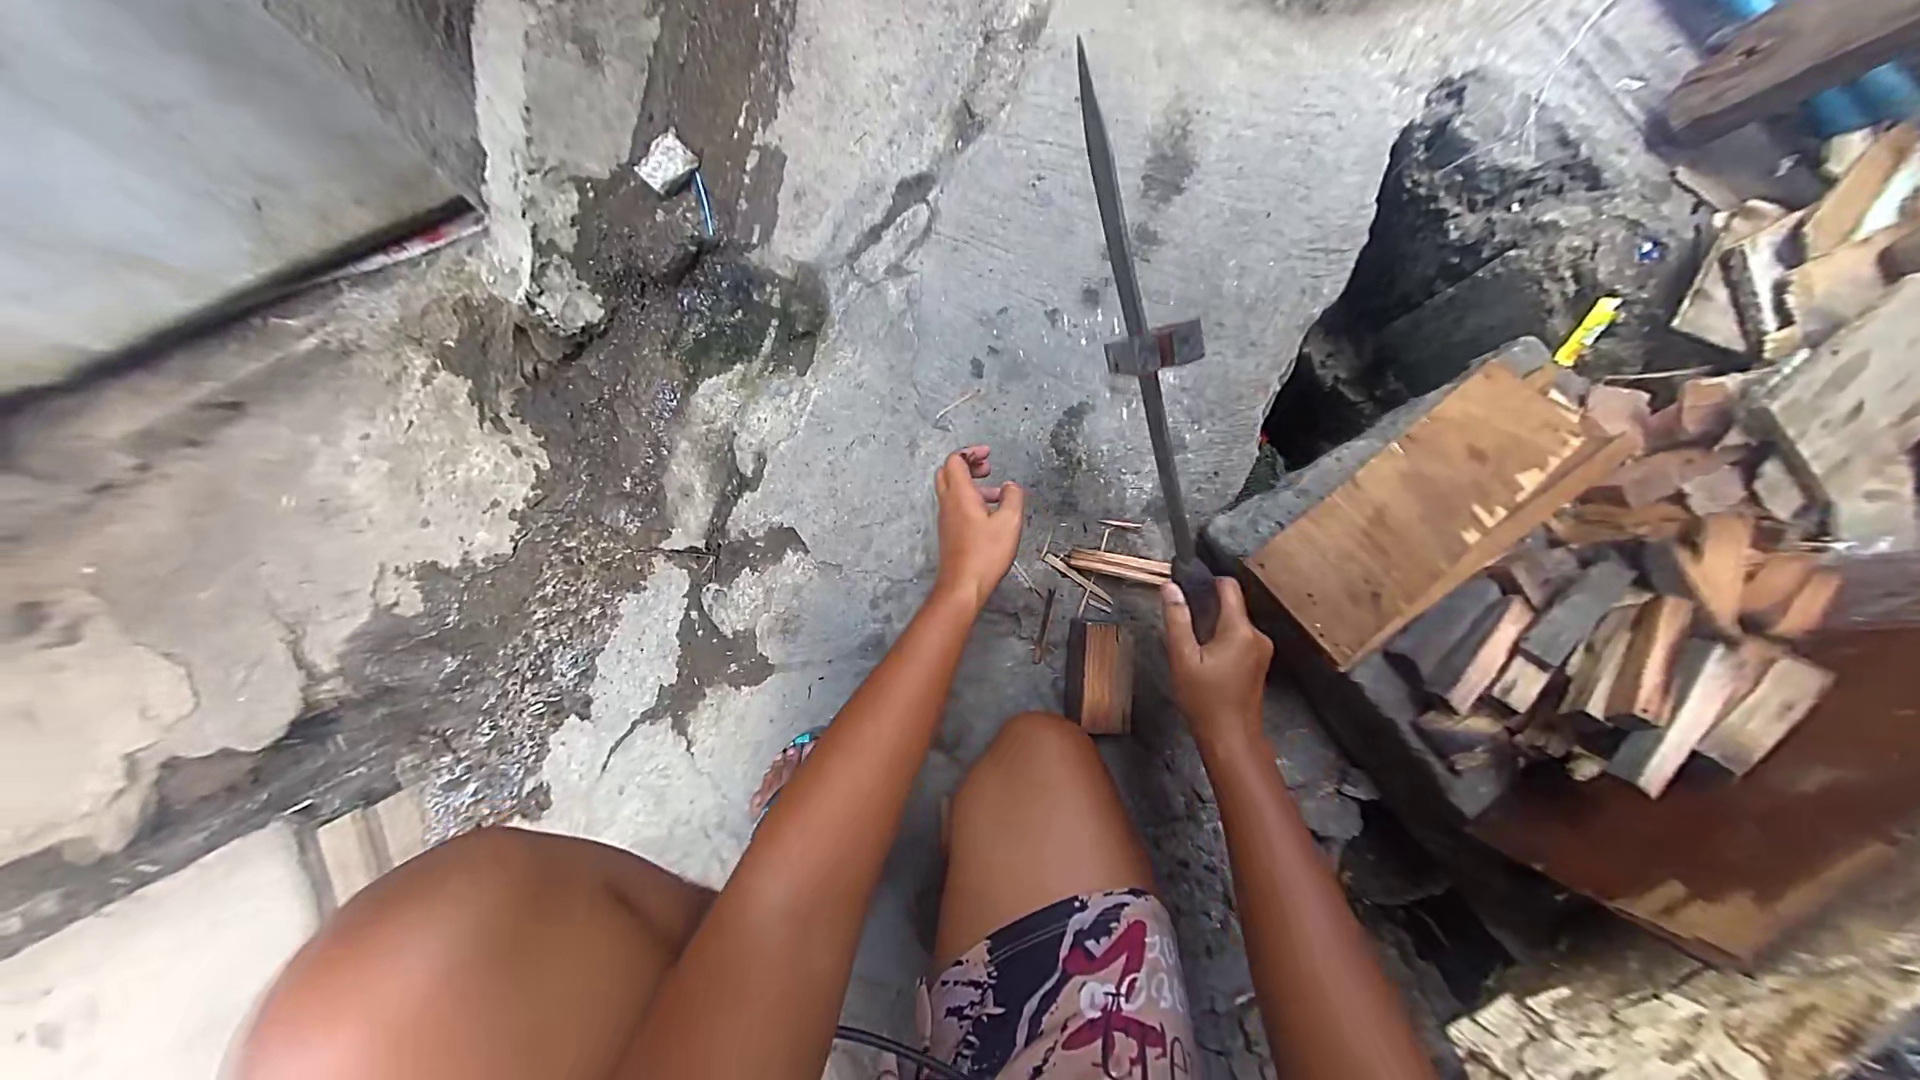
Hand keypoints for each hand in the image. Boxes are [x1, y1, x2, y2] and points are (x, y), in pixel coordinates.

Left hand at [933, 446, 1024, 608]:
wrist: (962, 585)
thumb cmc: (984, 555)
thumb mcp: (1010, 522)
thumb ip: (1013, 497)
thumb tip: (1011, 487)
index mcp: (960, 494)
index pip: (955, 460)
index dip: (971, 452)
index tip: (987, 454)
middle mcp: (948, 504)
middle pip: (948, 472)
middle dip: (967, 464)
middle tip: (987, 467)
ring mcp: (946, 519)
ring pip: (952, 490)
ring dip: (971, 484)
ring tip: (995, 492)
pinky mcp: (950, 532)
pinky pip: (956, 506)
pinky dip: (970, 500)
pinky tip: (989, 514)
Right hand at [1162, 576, 1273, 753]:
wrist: (1231, 737)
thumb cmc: (1204, 700)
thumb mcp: (1182, 657)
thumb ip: (1177, 619)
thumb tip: (1170, 587)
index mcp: (1240, 630)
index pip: (1228, 586)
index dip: (1207, 580)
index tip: (1185, 586)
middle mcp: (1257, 635)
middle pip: (1230, 605)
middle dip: (1205, 607)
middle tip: (1180, 622)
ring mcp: (1261, 650)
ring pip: (1233, 622)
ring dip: (1212, 625)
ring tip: (1189, 645)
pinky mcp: (1258, 662)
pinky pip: (1238, 638)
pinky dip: (1220, 639)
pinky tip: (1204, 657)